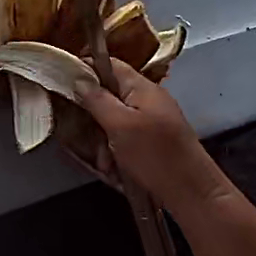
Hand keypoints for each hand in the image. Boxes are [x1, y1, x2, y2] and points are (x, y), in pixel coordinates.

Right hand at [74, 60, 238, 215]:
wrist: (192, 191)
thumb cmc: (155, 155)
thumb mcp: (119, 125)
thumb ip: (97, 99)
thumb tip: (79, 78)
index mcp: (142, 87)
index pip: (110, 64)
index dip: (86, 67)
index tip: (63, 80)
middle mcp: (148, 99)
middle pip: (110, 95)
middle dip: (94, 118)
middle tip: (90, 139)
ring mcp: (153, 120)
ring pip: (116, 122)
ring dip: (105, 142)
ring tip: (106, 164)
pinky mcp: (155, 141)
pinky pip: (127, 139)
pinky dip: (118, 153)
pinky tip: (117, 171)